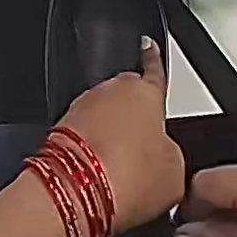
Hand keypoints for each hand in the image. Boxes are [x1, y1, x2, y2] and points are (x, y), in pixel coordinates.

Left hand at [58, 38, 184, 231]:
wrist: (76, 189)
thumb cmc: (125, 174)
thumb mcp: (175, 173)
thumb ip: (172, 153)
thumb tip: (163, 158)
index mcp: (144, 92)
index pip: (154, 69)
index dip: (154, 60)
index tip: (150, 47)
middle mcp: (110, 91)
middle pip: (127, 97)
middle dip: (132, 116)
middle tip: (140, 151)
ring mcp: (83, 106)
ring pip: (103, 115)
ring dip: (110, 134)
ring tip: (118, 170)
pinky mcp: (61, 125)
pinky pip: (83, 131)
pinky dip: (90, 146)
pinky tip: (98, 170)